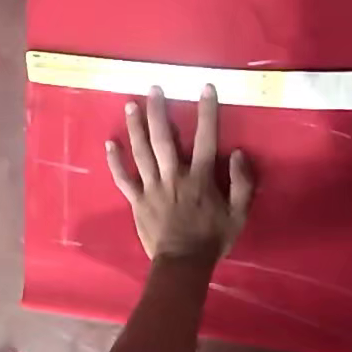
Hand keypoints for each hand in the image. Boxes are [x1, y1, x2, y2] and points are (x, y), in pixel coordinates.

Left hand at [105, 84, 253, 260]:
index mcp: (200, 177)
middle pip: (164, 138)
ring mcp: (152, 187)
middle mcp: (173, 176)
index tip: (206, 88)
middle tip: (154, 88)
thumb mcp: (238, 214)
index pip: (205, 138)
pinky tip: (109, 143)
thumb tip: (237, 153)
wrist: (183, 264)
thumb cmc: (212, 238)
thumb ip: (242, 183)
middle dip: (159, 111)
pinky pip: (123, 178)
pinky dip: (115, 161)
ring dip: (135, 127)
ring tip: (131, 104)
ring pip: (141, 152)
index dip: (207, 112)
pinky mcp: (137, 200)